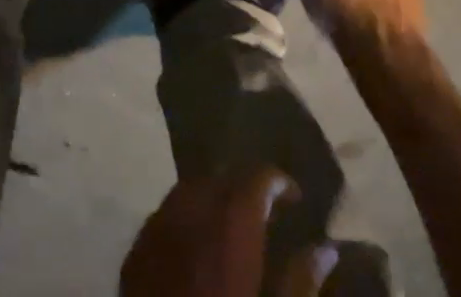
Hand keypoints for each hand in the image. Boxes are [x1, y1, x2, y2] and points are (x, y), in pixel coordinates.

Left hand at [121, 167, 338, 296]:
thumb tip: (325, 249)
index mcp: (230, 230)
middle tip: (265, 210)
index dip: (276, 181)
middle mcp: (190, 218)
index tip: (294, 199)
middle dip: (243, 186)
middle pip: (218, 180)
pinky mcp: (134, 257)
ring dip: (211, 198)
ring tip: (231, 224)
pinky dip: (183, 218)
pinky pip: (162, 219)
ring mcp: (156, 235)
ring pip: (186, 193)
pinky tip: (196, 245)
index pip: (254, 180)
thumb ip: (301, 281)